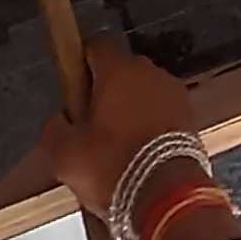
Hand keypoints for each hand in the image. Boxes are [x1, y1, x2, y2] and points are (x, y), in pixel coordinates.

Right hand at [38, 37, 195, 215]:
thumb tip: (57, 120)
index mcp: (118, 70)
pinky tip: (140, 147)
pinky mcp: (187, 110)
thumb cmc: (114, 166)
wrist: (169, 195)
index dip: (81, 59)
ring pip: (141, 88)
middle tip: (90, 122)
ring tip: (117, 141)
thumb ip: (53, 130)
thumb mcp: (66, 156)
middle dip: (104, 89)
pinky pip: (160, 106)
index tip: (73, 81)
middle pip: (119, 68)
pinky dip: (149, 119)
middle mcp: (147, 69)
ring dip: (129, 105)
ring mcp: (171, 88)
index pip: (96, 45)